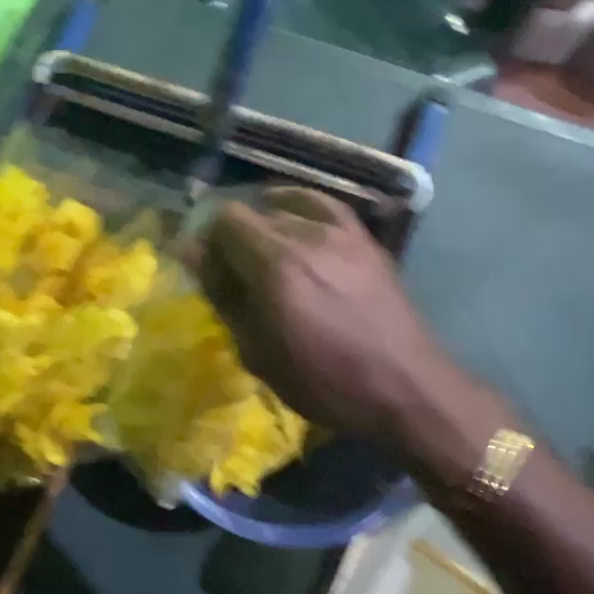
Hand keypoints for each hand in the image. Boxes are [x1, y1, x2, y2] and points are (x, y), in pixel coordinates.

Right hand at [195, 189, 511, 484]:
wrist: (403, 387)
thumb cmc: (322, 380)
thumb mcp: (257, 350)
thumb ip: (223, 296)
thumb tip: (191, 255)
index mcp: (275, 264)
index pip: (225, 221)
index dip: (207, 243)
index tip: (205, 272)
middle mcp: (307, 234)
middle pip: (253, 212)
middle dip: (232, 237)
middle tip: (231, 275)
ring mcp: (341, 232)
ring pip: (286, 207)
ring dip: (264, 225)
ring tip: (261, 256)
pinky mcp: (365, 239)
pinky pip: (324, 206)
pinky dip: (301, 208)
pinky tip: (294, 224)